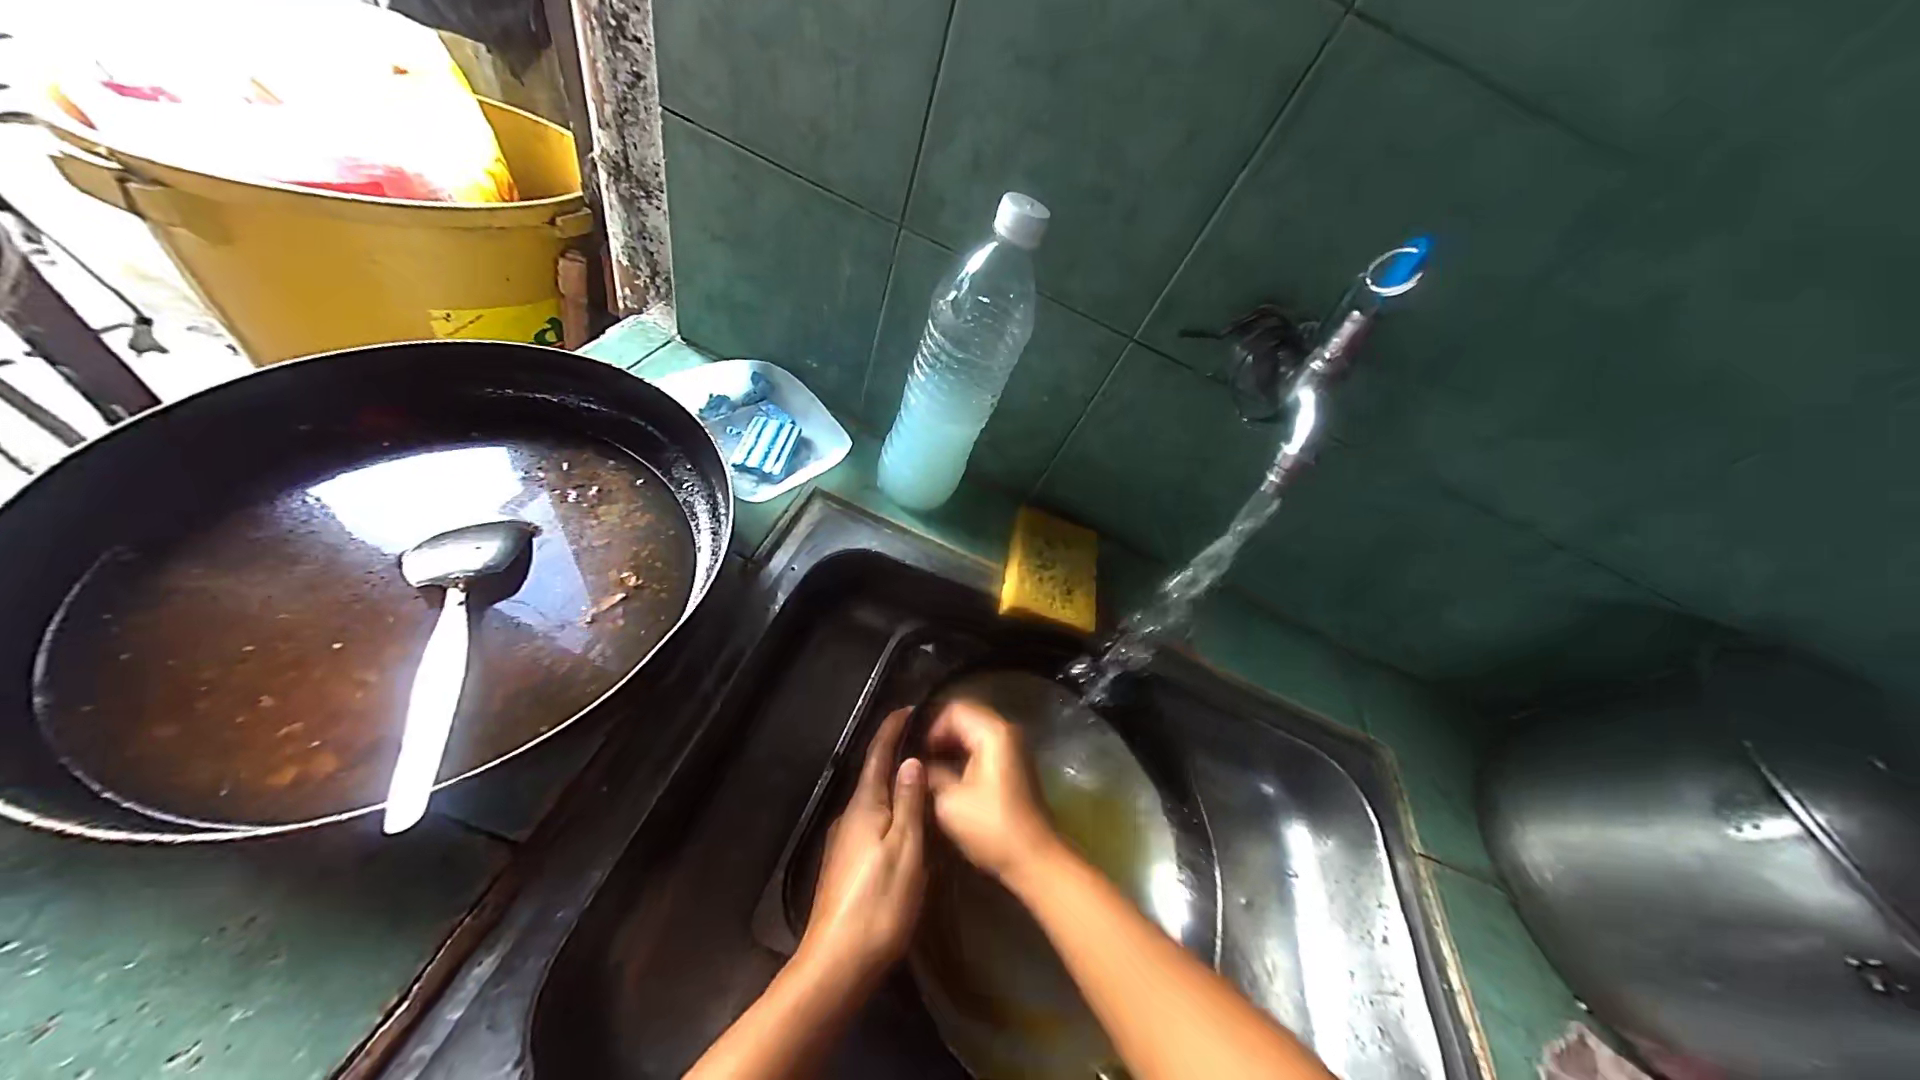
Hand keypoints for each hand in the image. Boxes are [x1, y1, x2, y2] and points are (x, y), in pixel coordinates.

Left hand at [798, 707, 926, 984]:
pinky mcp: (845, 864)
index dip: (892, 729)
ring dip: (895, 784)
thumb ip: (909, 803)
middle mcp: (849, 816)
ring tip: (923, 778)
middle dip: (896, 755)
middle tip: (927, 742)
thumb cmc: (879, 900)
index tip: (909, 708)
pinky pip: (872, 822)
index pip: (877, 755)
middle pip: (874, 776)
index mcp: (864, 805)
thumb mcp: (906, 848)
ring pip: (874, 800)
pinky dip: (891, 810)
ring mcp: (843, 841)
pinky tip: (907, 823)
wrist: (838, 962)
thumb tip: (910, 760)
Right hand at [924, 698, 1060, 882]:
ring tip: (926, 764)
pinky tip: (946, 774)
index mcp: (993, 733)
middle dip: (939, 733)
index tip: (914, 749)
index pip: (954, 709)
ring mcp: (1014, 748)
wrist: (1033, 857)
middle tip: (916, 754)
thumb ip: (930, 774)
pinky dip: (964, 754)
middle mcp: (1007, 732)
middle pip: (966, 717)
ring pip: (974, 733)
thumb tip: (916, 765)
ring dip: (951, 745)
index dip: (930, 726)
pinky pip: (984, 747)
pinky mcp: (1014, 765)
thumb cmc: (991, 827)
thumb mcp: (950, 802)